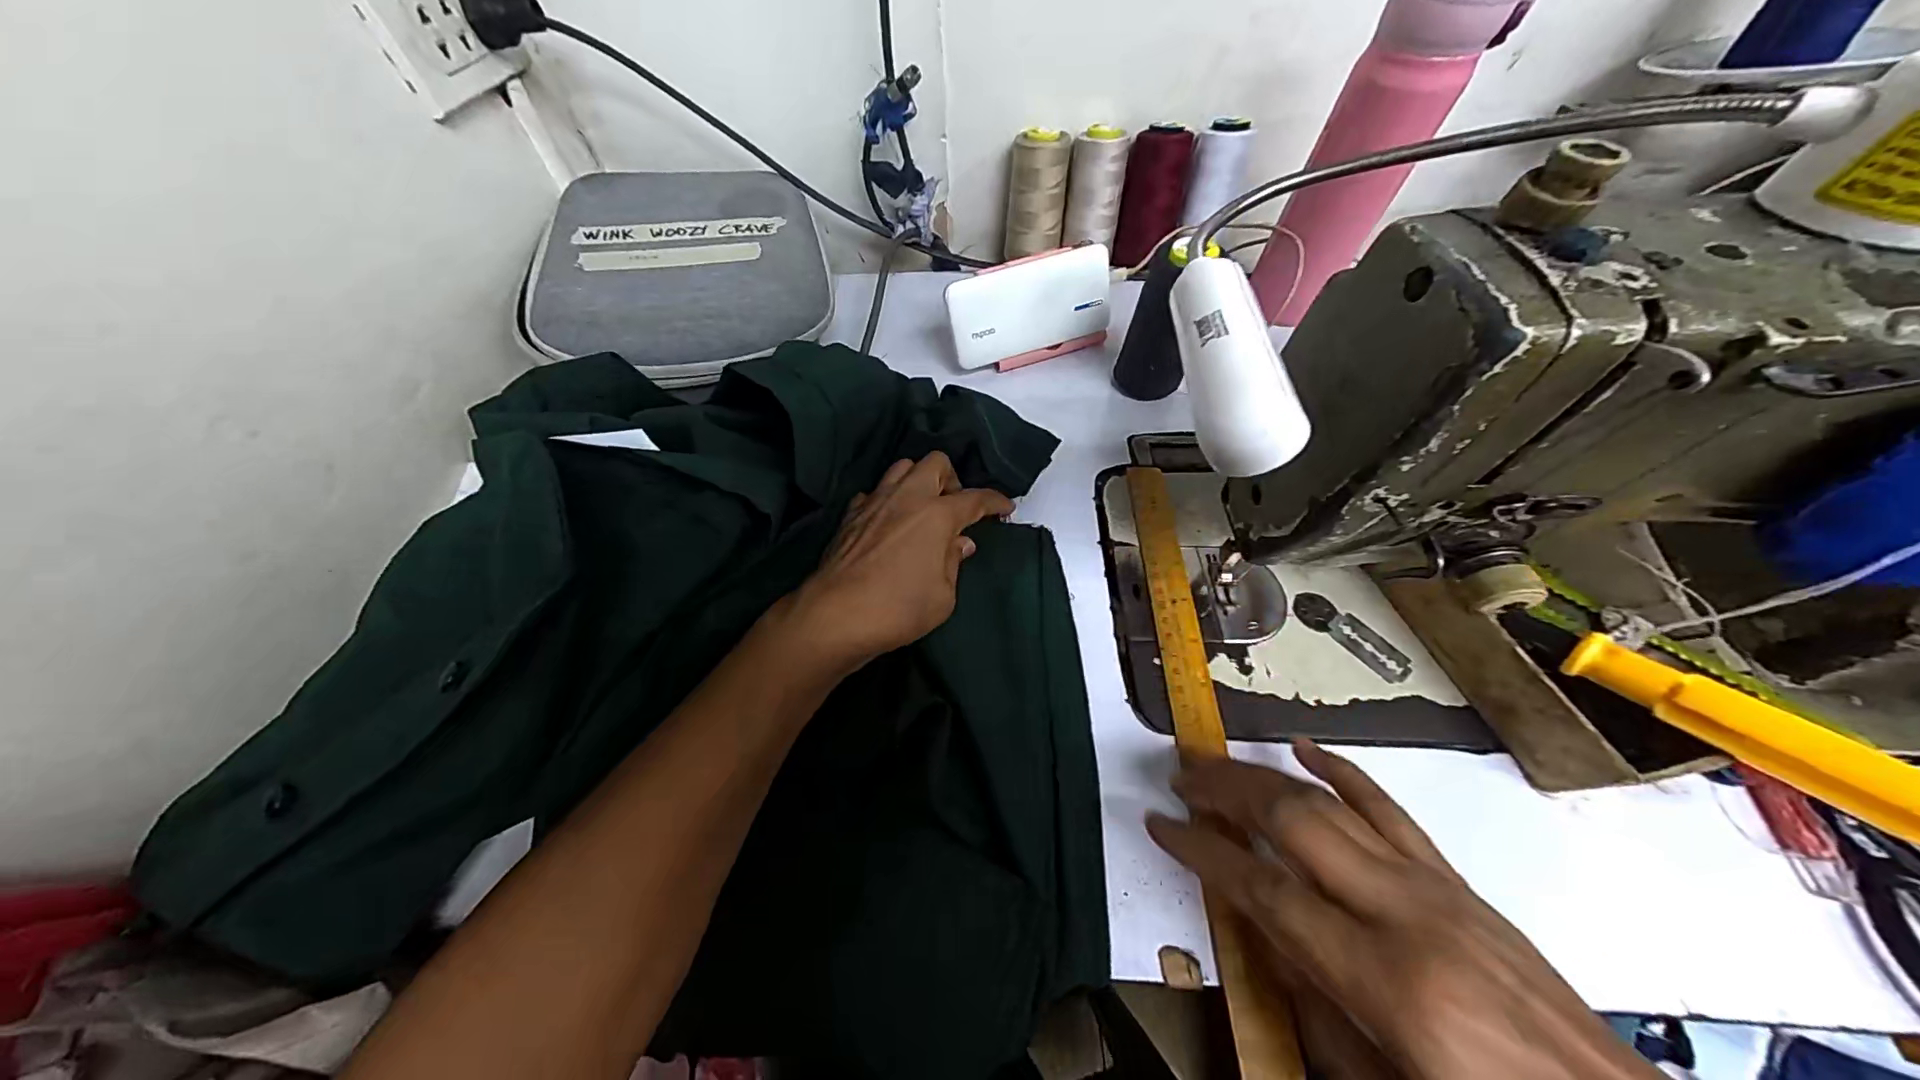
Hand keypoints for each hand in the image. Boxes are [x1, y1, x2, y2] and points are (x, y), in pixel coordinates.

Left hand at [776, 452, 1012, 672]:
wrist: (835, 616)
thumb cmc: (898, 609)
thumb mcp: (943, 596)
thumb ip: (954, 563)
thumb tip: (960, 543)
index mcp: (936, 515)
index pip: (975, 498)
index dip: (994, 501)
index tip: (1005, 508)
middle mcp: (906, 498)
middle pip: (935, 463)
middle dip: (952, 479)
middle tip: (955, 507)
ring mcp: (874, 502)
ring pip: (901, 468)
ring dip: (918, 481)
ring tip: (923, 508)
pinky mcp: (850, 515)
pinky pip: (874, 492)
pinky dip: (887, 500)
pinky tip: (890, 521)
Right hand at [1147, 741, 1659, 1079]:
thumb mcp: (1374, 1076)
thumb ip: (1309, 1002)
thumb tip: (1261, 933)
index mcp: (1383, 979)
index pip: (1264, 890)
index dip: (1203, 851)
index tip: (1163, 826)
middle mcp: (1407, 916)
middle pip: (1294, 821)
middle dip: (1227, 791)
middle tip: (1182, 778)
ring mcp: (1437, 890)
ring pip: (1333, 803)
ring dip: (1265, 776)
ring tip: (1218, 761)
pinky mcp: (1459, 884)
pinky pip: (1391, 811)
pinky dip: (1343, 773)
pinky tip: (1306, 750)